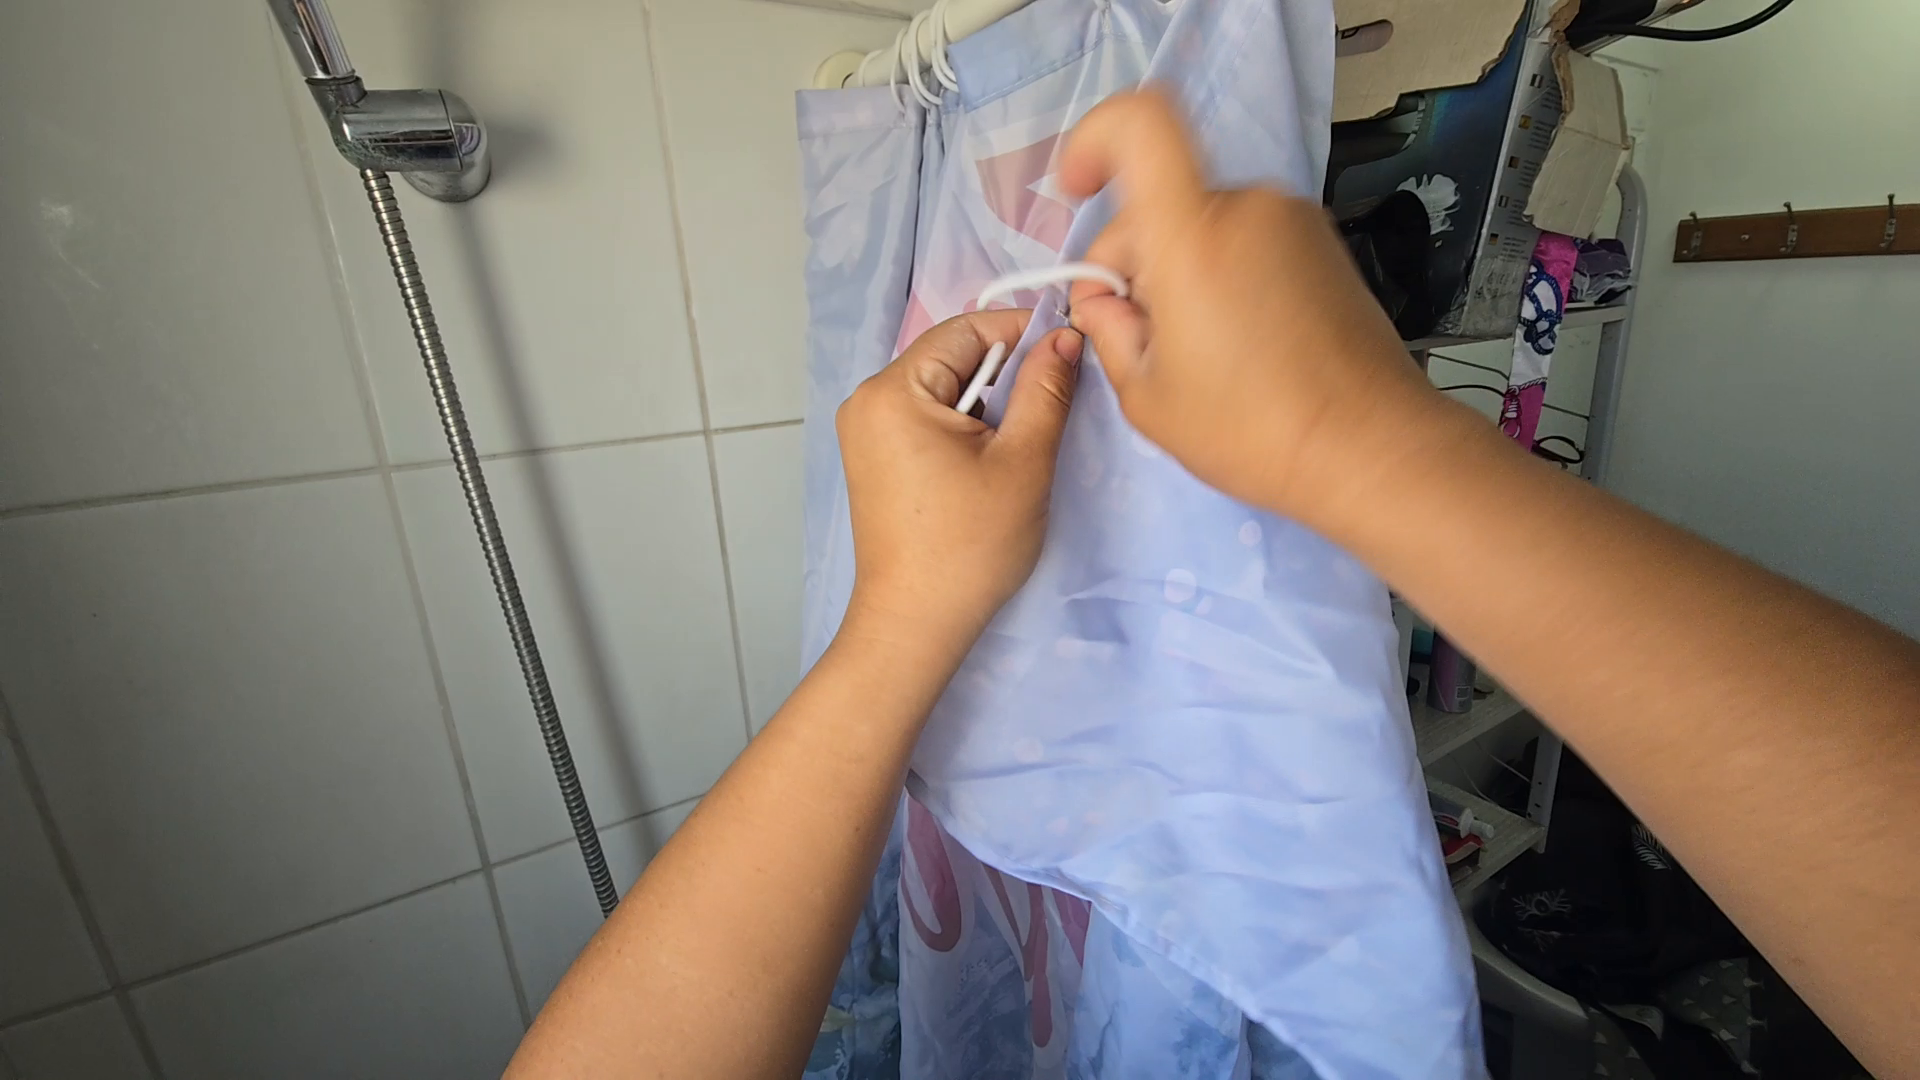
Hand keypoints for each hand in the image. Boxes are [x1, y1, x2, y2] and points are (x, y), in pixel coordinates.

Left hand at [836, 310, 1083, 651]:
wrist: (916, 623)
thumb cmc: (971, 545)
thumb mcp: (1022, 461)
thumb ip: (1046, 389)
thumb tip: (1065, 336)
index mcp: (893, 390)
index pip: (966, 329)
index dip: (1023, 330)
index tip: (1070, 348)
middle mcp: (867, 401)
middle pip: (951, 358)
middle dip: (1006, 372)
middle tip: (1053, 401)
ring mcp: (865, 432)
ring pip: (941, 390)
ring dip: (987, 402)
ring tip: (1023, 439)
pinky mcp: (874, 460)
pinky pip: (925, 419)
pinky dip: (963, 426)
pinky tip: (989, 459)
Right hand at [1060, 89, 1470, 531]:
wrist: (1364, 446)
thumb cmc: (1245, 429)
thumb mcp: (1144, 396)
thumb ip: (1107, 331)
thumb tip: (1101, 298)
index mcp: (1191, 236)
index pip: (1138, 127)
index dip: (1095, 141)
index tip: (1077, 191)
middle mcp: (1245, 206)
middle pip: (1159, 202)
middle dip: (1131, 261)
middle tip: (1137, 337)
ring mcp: (1291, 219)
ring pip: (1199, 225)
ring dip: (1175, 273)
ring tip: (1191, 348)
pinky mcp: (1319, 242)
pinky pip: (1241, 239)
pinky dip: (1216, 274)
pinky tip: (1230, 339)